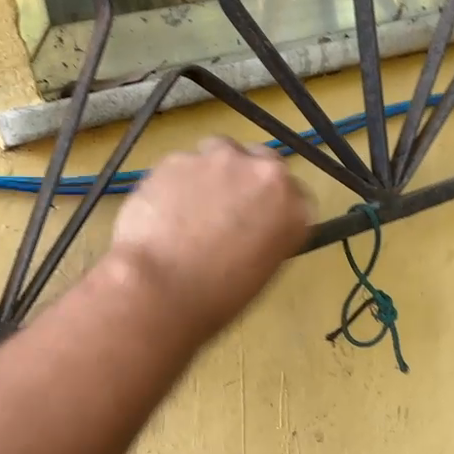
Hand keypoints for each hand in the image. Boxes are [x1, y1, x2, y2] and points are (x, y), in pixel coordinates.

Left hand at [103, 137, 310, 338]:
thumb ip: (264, 240)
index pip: (294, 197)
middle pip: (262, 164)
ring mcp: (221, 159)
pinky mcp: (179, 158)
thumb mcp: (258, 274)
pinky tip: (161, 211)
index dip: (270, 208)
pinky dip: (175, 182)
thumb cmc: (212, 299)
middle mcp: (266, 174)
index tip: (254, 222)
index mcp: (295, 210)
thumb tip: (248, 232)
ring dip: (210, 174)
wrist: (158, 288)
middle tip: (220, 214)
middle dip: (244, 182)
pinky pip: (182, 164)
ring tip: (187, 210)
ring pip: (220, 154)